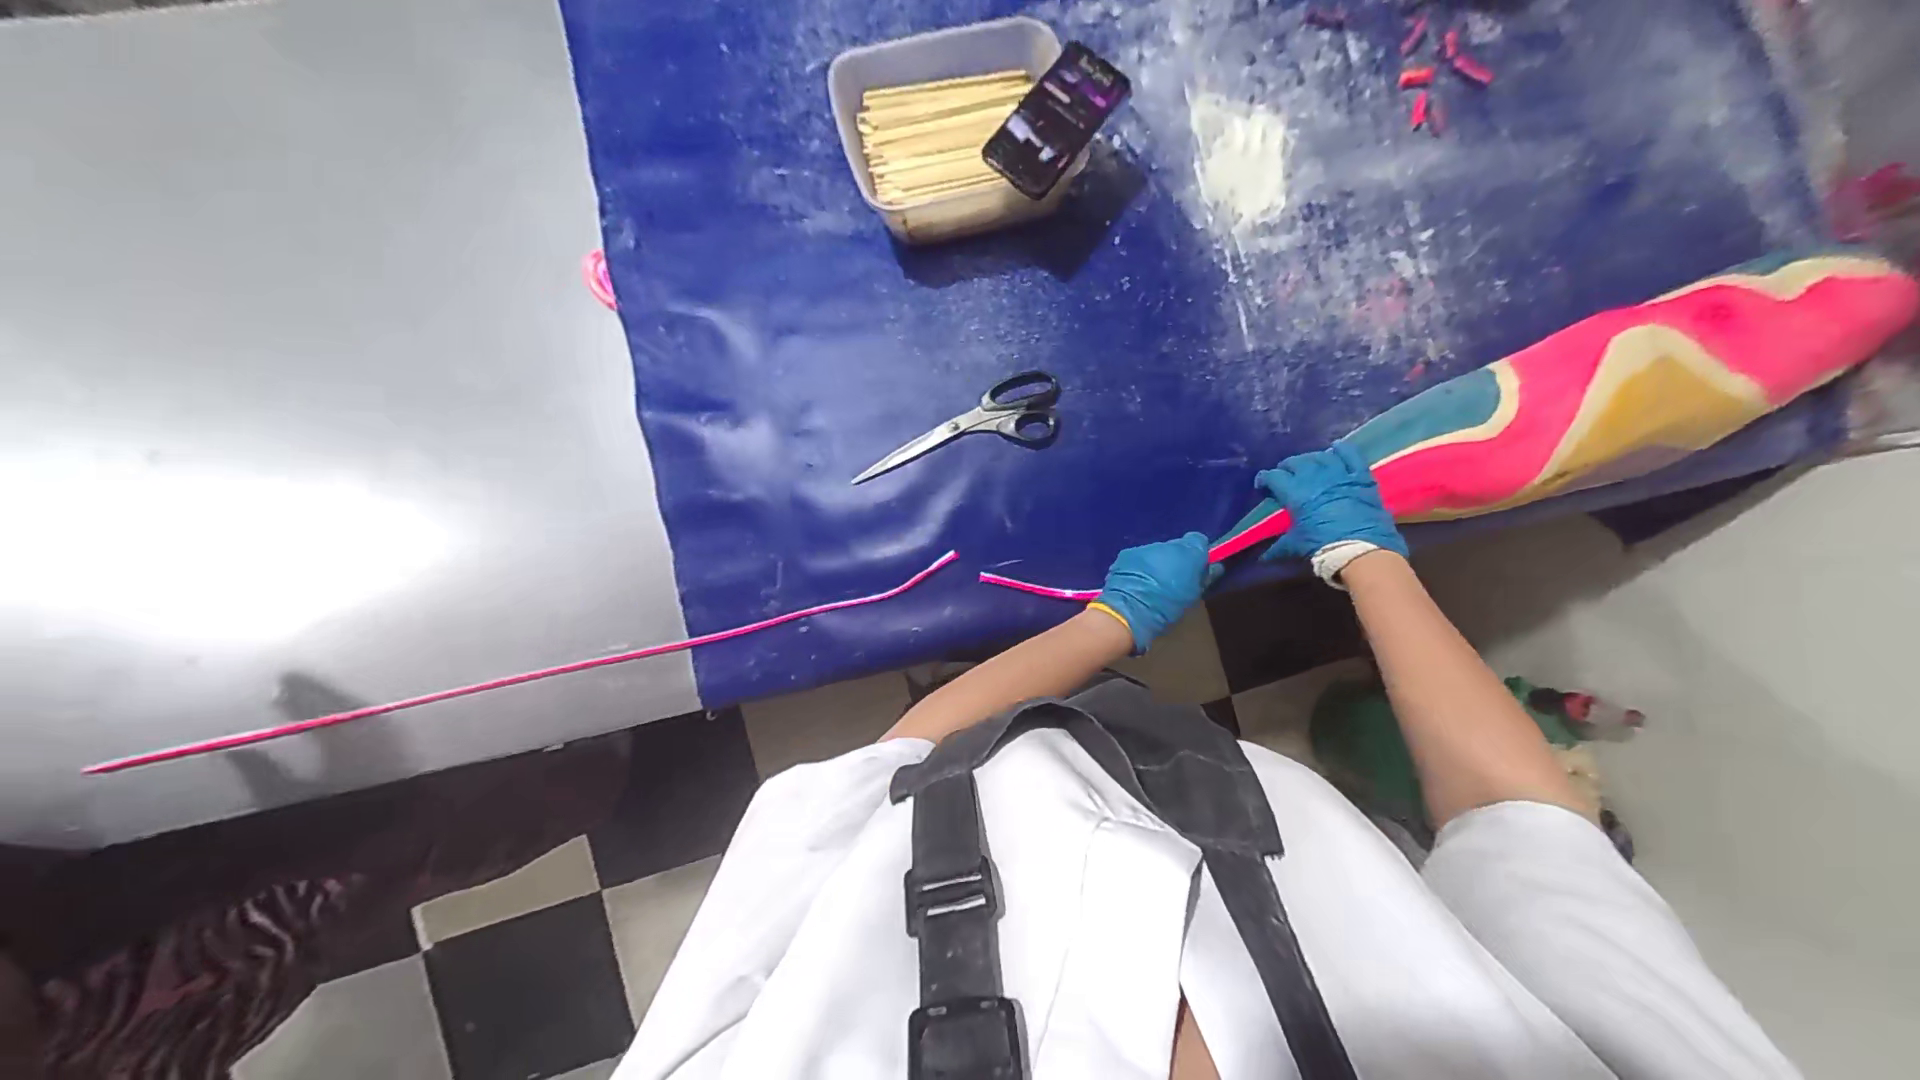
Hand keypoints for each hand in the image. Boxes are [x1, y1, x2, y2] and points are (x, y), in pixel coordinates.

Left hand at [1091, 532, 1222, 653]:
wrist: (1128, 611)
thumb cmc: (1166, 608)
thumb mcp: (1194, 596)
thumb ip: (1204, 577)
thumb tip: (1215, 567)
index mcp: (1189, 553)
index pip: (1199, 540)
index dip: (1197, 553)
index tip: (1195, 568)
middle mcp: (1167, 544)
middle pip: (1176, 546)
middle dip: (1175, 559)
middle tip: (1173, 579)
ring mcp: (1144, 547)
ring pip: (1156, 551)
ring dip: (1156, 563)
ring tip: (1152, 583)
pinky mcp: (1126, 554)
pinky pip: (1138, 557)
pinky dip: (1139, 567)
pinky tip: (1136, 582)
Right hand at [1254, 442, 1407, 565]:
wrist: (1360, 549)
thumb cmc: (1321, 545)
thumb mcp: (1294, 545)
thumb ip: (1277, 546)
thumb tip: (1262, 558)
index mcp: (1294, 493)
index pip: (1273, 477)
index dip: (1264, 479)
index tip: (1262, 485)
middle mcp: (1314, 477)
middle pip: (1295, 462)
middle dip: (1286, 467)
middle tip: (1284, 475)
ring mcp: (1339, 474)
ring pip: (1320, 456)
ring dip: (1310, 459)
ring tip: (1307, 464)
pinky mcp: (1360, 477)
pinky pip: (1351, 455)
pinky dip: (1342, 449)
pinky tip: (1336, 448)